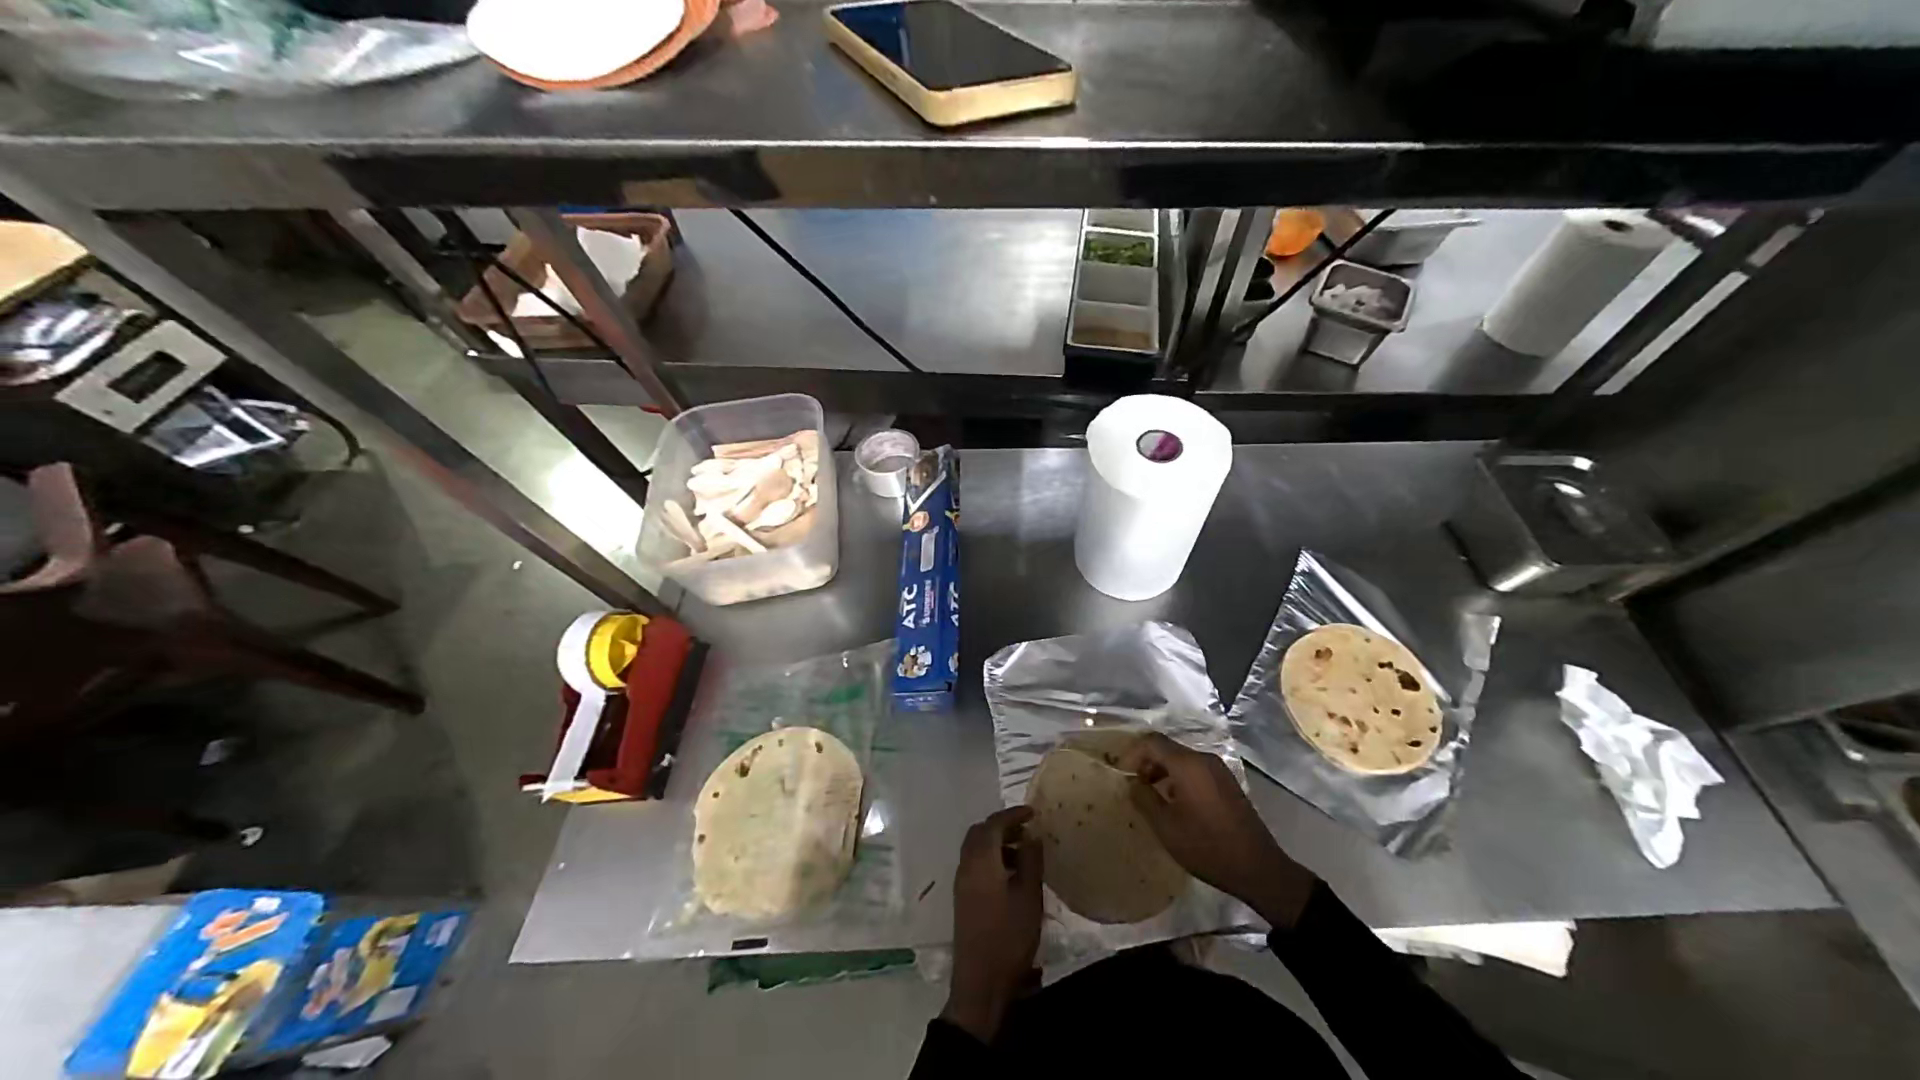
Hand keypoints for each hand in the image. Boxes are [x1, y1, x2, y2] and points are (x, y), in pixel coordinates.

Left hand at [944, 806, 1042, 1041]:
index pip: (993, 825)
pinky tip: (1012, 875)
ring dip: (997, 843)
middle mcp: (966, 866)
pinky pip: (975, 865)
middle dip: (1002, 826)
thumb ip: (1030, 861)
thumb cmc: (1009, 937)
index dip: (1013, 814)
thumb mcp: (1029, 897)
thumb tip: (1031, 836)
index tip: (1033, 812)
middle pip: (980, 833)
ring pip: (976, 849)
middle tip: (1027, 830)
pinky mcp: (963, 899)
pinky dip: (992, 858)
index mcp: (980, 861)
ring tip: (1024, 852)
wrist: (980, 982)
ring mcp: (961, 883)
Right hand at [1117, 732, 1316, 928]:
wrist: (1258, 869)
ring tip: (1151, 796)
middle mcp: (1204, 760)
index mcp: (1188, 764)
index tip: (1121, 774)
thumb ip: (1143, 798)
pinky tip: (1175, 804)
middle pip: (1168, 748)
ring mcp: (1219, 771)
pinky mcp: (1227, 784)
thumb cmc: (1207, 846)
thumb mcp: (1166, 826)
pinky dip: (1179, 779)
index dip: (1132, 754)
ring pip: (1182, 760)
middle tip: (1134, 786)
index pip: (1152, 742)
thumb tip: (1133, 783)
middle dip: (1146, 762)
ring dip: (1162, 771)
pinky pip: (1196, 771)